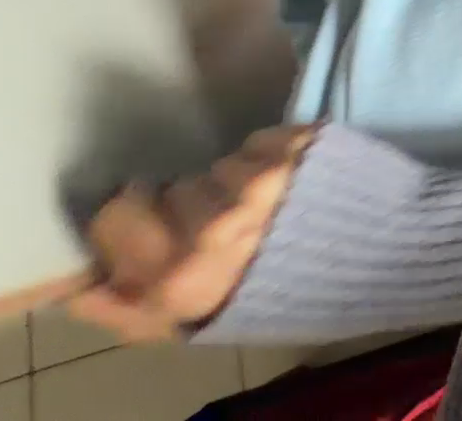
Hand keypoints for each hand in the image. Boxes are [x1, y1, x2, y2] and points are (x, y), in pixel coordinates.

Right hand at [66, 126, 315, 340]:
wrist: (384, 252)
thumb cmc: (292, 291)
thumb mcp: (205, 321)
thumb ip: (133, 309)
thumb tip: (76, 289)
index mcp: (182, 275)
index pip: (117, 215)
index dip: (134, 213)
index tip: (154, 212)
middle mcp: (216, 224)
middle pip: (174, 186)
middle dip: (194, 201)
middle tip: (231, 220)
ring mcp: (262, 179)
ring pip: (220, 164)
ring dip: (238, 178)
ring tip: (271, 202)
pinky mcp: (299, 143)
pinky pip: (261, 140)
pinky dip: (273, 154)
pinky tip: (296, 178)